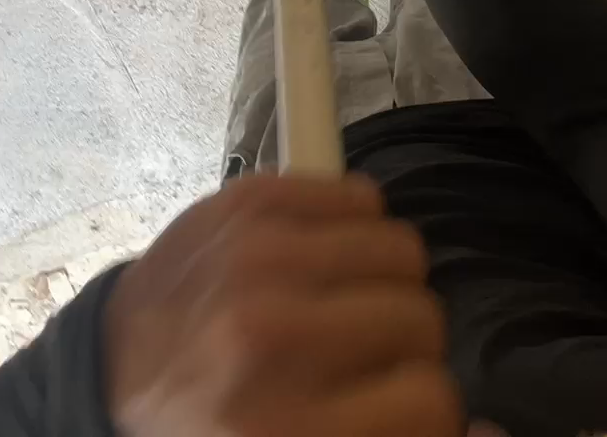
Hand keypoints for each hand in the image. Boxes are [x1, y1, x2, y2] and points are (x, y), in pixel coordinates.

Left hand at [103, 174, 461, 436]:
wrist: (118, 366)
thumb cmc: (212, 427)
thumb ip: (389, 436)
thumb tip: (488, 425)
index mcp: (288, 427)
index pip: (432, 401)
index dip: (427, 402)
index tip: (400, 396)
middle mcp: (275, 335)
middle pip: (421, 317)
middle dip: (406, 337)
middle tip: (364, 345)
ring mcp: (260, 255)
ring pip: (401, 247)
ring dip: (387, 277)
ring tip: (346, 294)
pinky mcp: (250, 199)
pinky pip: (361, 194)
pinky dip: (358, 223)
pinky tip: (325, 252)